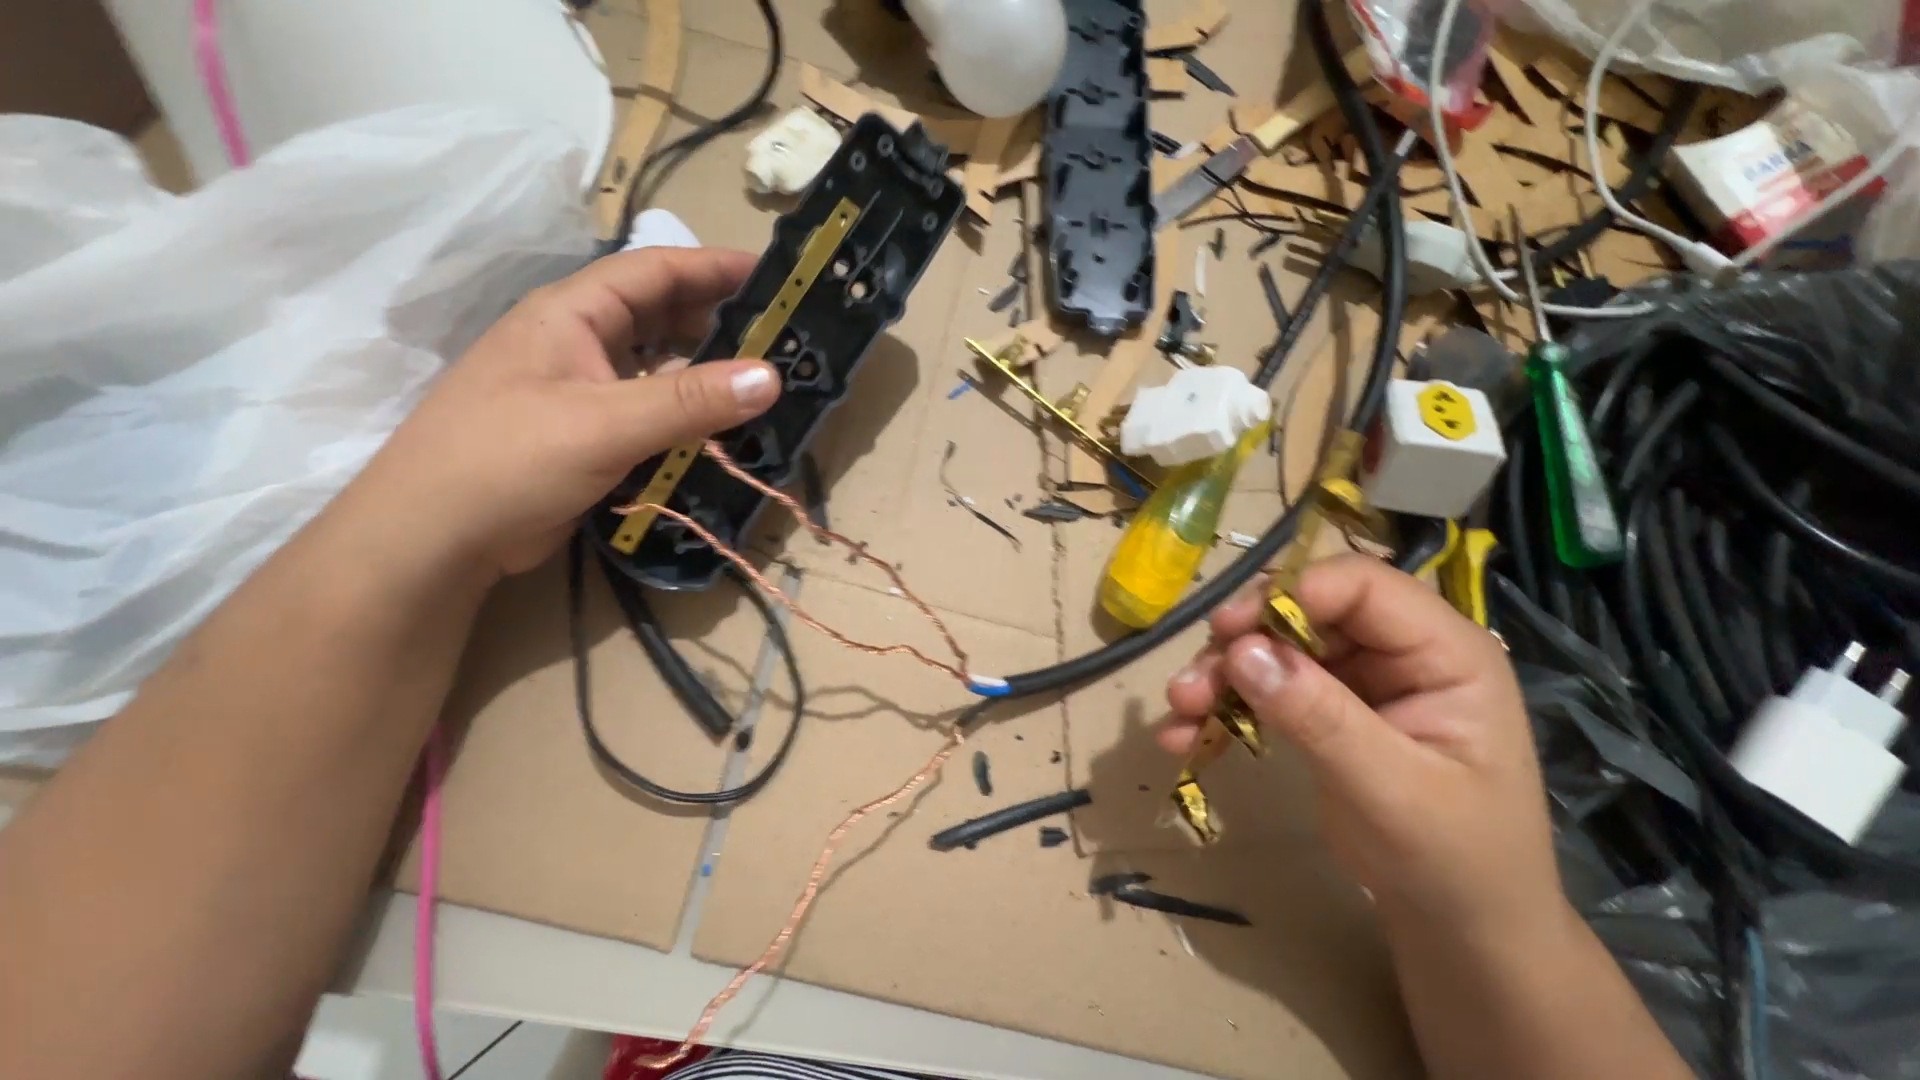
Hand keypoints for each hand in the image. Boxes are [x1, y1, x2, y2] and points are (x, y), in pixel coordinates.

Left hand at [345, 247, 778, 579]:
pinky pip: (651, 412)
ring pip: (659, 366)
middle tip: (785, 338)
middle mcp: (580, 342)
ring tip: (766, 382)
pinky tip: (723, 430)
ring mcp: (582, 390)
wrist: (434, 537)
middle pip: (661, 315)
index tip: (777, 278)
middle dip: (721, 320)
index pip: (656, 270)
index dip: (715, 267)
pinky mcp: (588, 435)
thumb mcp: (604, 423)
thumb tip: (772, 377)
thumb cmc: (508, 459)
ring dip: (707, 371)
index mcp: (573, 313)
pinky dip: (688, 415)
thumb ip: (689, 399)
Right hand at [1162, 555, 1564, 938]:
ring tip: (1180, 712)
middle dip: (1242, 642)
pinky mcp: (1328, 708)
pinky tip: (1186, 736)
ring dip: (1223, 674)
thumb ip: (1320, 718)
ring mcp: (1362, 680)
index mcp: (1446, 653)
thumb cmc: (1453, 860)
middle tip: (1190, 685)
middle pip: (1308, 613)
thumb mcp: (1390, 791)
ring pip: (1277, 647)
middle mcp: (1401, 652)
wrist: (1461, 928)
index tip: (1229, 630)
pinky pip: (1268, 688)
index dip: (1294, 593)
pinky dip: (1226, 707)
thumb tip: (1242, 652)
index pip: (1365, 586)